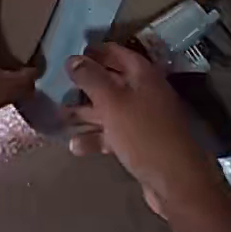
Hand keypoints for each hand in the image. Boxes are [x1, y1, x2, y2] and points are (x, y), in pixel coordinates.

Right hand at [65, 44, 230, 220]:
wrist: (175, 180)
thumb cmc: (143, 133)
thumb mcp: (113, 102)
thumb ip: (91, 79)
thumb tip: (72, 58)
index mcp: (141, 73)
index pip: (113, 52)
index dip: (91, 51)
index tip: (66, 54)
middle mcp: (142, 90)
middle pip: (109, 81)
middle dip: (83, 85)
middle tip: (55, 87)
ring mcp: (141, 117)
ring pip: (108, 109)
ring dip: (85, 113)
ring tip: (59, 117)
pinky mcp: (138, 141)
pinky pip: (112, 133)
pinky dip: (95, 137)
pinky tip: (75, 146)